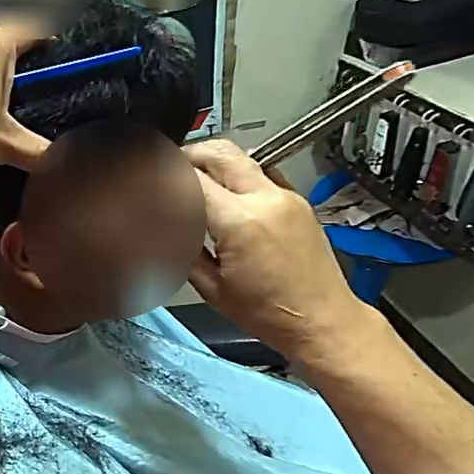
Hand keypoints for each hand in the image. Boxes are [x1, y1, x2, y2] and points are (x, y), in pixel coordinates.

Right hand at [185, 140, 376, 363]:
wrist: (322, 321)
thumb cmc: (274, 314)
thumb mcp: (212, 287)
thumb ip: (183, 249)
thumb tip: (165, 228)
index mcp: (239, 222)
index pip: (190, 179)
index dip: (164, 178)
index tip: (151, 184)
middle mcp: (266, 200)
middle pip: (217, 152)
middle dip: (188, 156)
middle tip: (170, 172)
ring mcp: (286, 197)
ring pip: (242, 158)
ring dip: (214, 164)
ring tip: (196, 185)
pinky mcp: (297, 202)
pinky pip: (262, 174)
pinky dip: (239, 177)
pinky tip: (228, 198)